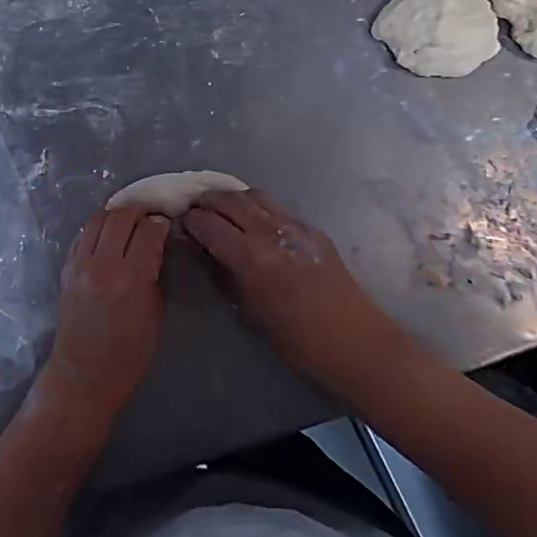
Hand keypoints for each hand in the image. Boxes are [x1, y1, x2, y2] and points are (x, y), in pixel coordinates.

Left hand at [37, 207, 169, 420]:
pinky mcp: (66, 267)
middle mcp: (103, 264)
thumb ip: (155, 273)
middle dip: (138, 214)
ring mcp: (80, 264)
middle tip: (147, 223)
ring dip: (116, 218)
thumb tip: (156, 244)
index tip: (165, 227)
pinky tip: (108, 240)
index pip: (148, 231)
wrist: (85, 373)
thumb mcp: (156, 312)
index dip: (160, 225)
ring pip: (97, 219)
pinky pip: (82, 235)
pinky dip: (97, 231)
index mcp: (131, 279)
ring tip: (127, 227)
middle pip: (120, 216)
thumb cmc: (130, 351)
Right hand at [182, 190, 400, 394]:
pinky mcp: (311, 227)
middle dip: (206, 202)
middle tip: (196, 212)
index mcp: (250, 257)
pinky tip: (253, 219)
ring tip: (221, 209)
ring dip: (231, 198)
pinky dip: (256, 205)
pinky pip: (275, 205)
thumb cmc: (296, 340)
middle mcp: (269, 232)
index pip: (207, 223)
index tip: (181, 226)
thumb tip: (201, 250)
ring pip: (252, 194)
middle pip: (227, 199)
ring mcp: (294, 225)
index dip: (189, 222)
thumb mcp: (248, 310)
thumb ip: (222, 273)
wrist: (355, 342)